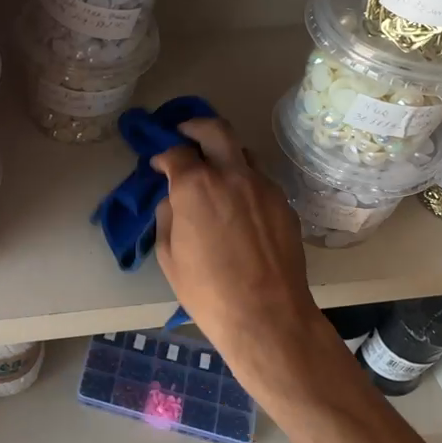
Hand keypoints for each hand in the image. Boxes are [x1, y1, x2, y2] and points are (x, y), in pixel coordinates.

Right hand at [150, 118, 330, 392]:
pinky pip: (260, 181)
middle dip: (195, 127)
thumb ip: (167, 218)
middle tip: (185, 136)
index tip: (157, 165)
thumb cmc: (206, 290)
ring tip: (215, 172)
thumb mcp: (169, 256)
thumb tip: (173, 201)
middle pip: (216, 130)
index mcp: (196, 185)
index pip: (176, 152)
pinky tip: (238, 206)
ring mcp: (264, 187)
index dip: (162, 155)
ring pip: (244, 153)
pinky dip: (244, 182)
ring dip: (225, 154)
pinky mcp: (284, 204)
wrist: (266, 314)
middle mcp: (232, 174)